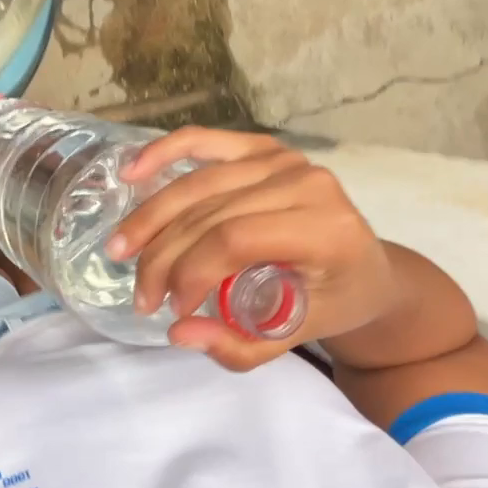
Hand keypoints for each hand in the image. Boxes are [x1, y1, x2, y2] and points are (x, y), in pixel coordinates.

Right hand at [111, 128, 397, 370]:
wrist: (368, 269)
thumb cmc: (334, 304)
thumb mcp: (296, 338)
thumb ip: (239, 346)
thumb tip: (177, 333)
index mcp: (327, 229)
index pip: (236, 240)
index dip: (192, 271)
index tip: (172, 309)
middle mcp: (307, 183)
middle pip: (209, 213)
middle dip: (163, 256)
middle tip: (141, 295)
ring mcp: (283, 159)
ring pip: (196, 184)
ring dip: (149, 218)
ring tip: (119, 250)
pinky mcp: (262, 147)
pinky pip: (203, 141)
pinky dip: (161, 152)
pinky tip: (130, 171)